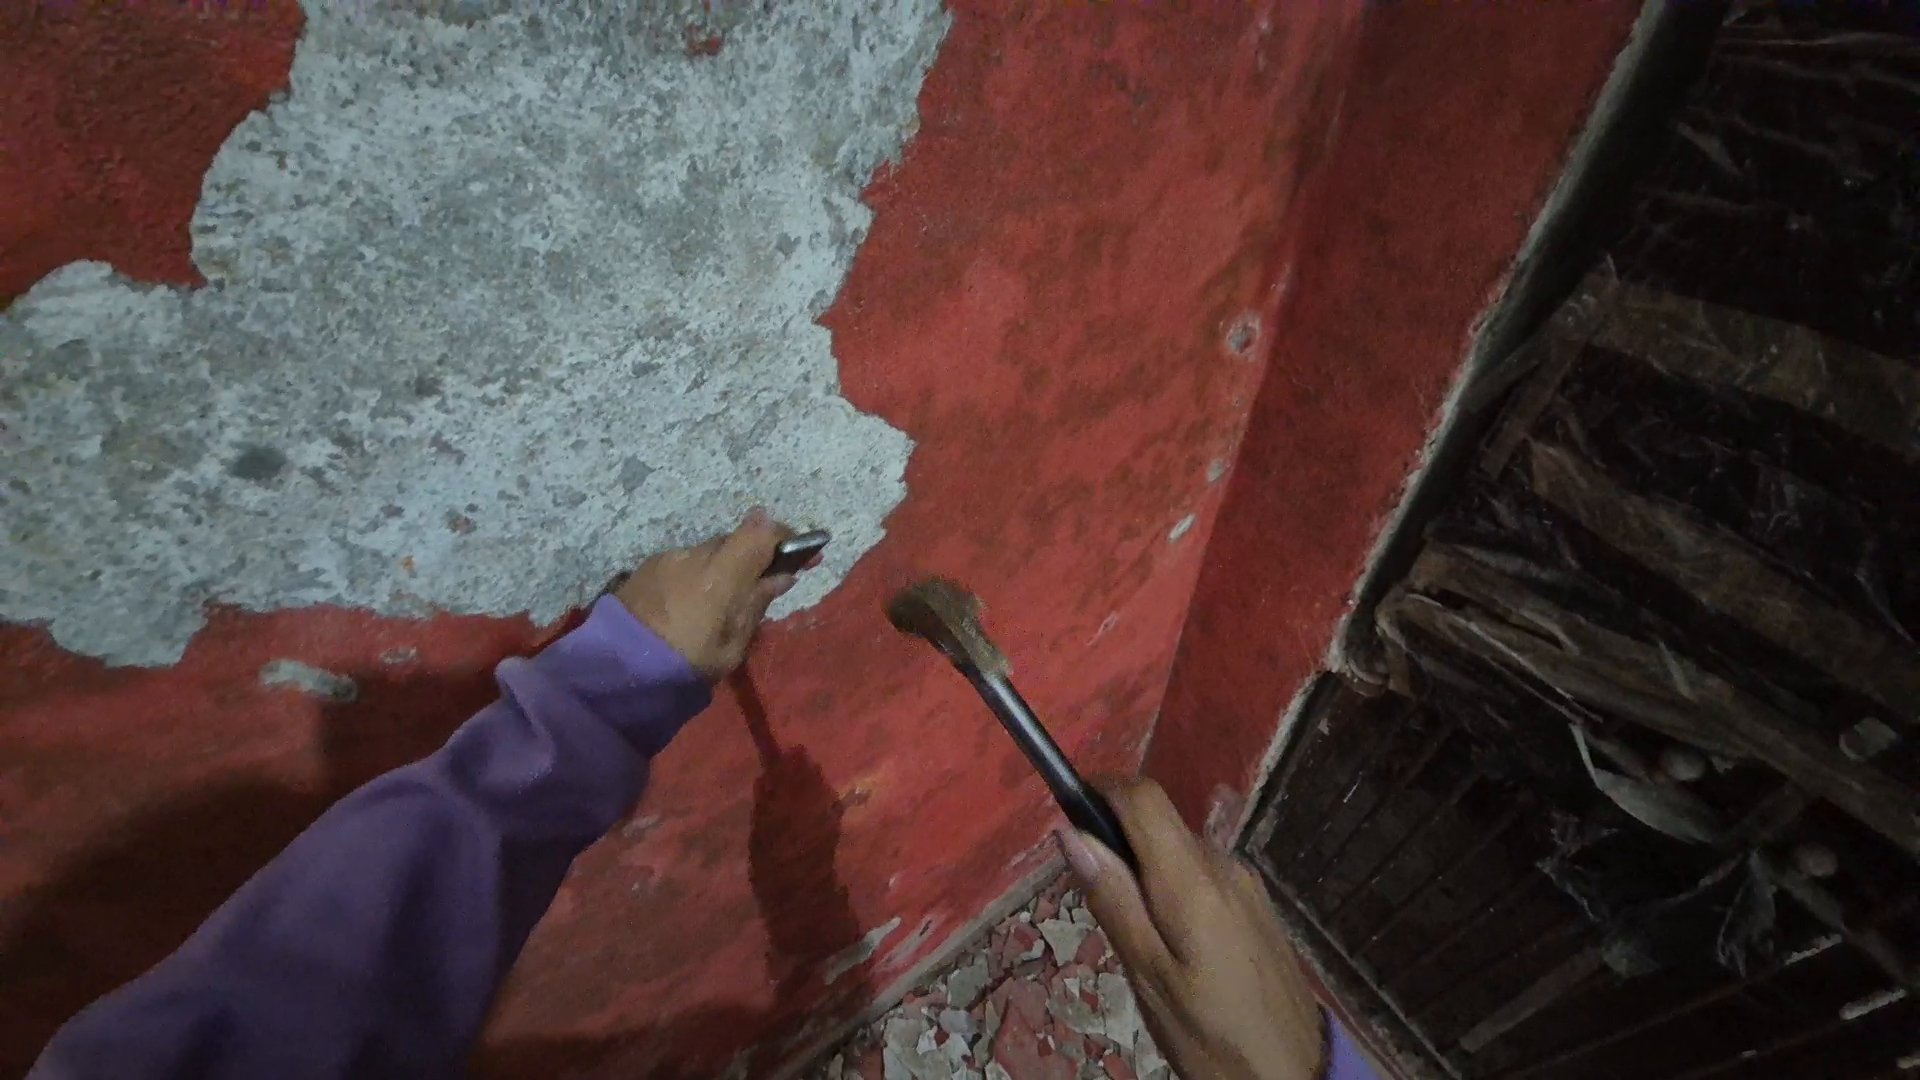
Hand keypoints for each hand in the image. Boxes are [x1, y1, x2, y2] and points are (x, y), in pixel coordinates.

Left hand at [614, 508, 799, 681]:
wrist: (617, 675)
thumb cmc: (688, 664)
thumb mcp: (735, 642)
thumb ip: (758, 602)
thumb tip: (782, 576)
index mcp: (722, 572)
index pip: (762, 531)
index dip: (787, 537)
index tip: (805, 555)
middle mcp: (694, 555)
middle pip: (734, 542)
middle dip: (753, 559)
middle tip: (764, 587)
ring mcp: (665, 560)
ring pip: (706, 555)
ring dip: (721, 571)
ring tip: (720, 605)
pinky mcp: (642, 570)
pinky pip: (681, 566)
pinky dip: (694, 579)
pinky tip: (689, 608)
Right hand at [1056, 779, 1326, 1079]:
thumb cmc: (1213, 1035)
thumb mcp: (1149, 976)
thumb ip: (1112, 899)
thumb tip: (1071, 832)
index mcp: (1191, 877)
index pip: (1143, 796)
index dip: (1103, 789)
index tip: (1073, 816)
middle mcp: (1221, 863)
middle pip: (1158, 821)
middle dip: (1119, 843)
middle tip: (1106, 907)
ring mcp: (1244, 882)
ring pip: (1177, 849)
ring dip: (1146, 869)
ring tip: (1142, 938)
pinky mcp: (1256, 902)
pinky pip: (1201, 872)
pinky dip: (1173, 886)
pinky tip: (1178, 944)